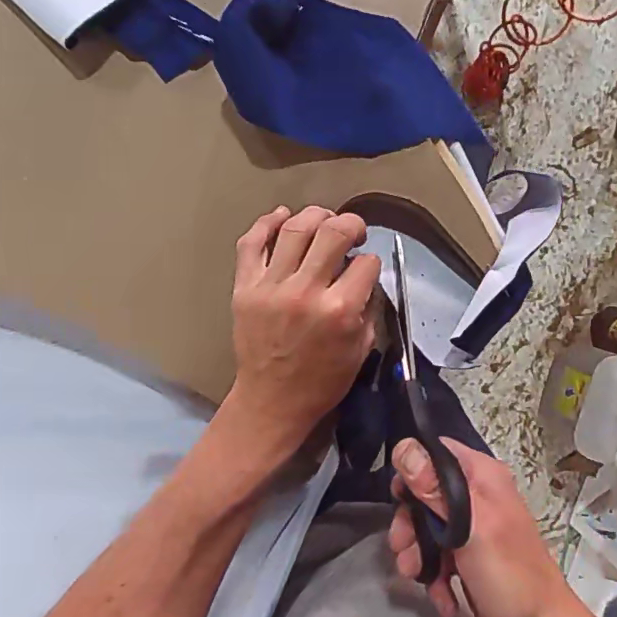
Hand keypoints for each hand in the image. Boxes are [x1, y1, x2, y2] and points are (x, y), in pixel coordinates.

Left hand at [223, 206, 379, 448]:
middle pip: (333, 231)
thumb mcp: (362, 348)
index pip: (366, 262)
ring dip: (316, 215)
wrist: (271, 401)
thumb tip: (365, 274)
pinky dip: (267, 222)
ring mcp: (271, 287)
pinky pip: (251, 243)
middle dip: (351, 224)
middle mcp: (305, 292)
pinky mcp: (245, 288)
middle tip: (353, 232)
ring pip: (295, 228)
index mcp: (339, 310)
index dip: (371, 262)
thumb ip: (368, 307)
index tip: (365, 269)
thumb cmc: (321, 381)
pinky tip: (282, 215)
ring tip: (324, 220)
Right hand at [389, 437, 579, 616]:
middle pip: (424, 492)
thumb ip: (436, 489)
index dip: (411, 470)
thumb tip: (405, 447)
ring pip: (426, 526)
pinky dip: (434, 574)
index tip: (399, 498)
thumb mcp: (470, 526)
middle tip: (401, 547)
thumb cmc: (509, 574)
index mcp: (482, 476)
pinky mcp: (468, 555)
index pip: (437, 452)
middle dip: (410, 523)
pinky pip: (438, 554)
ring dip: (417, 553)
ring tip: (415, 576)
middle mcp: (477, 494)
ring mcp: (473, 527)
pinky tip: (442, 596)